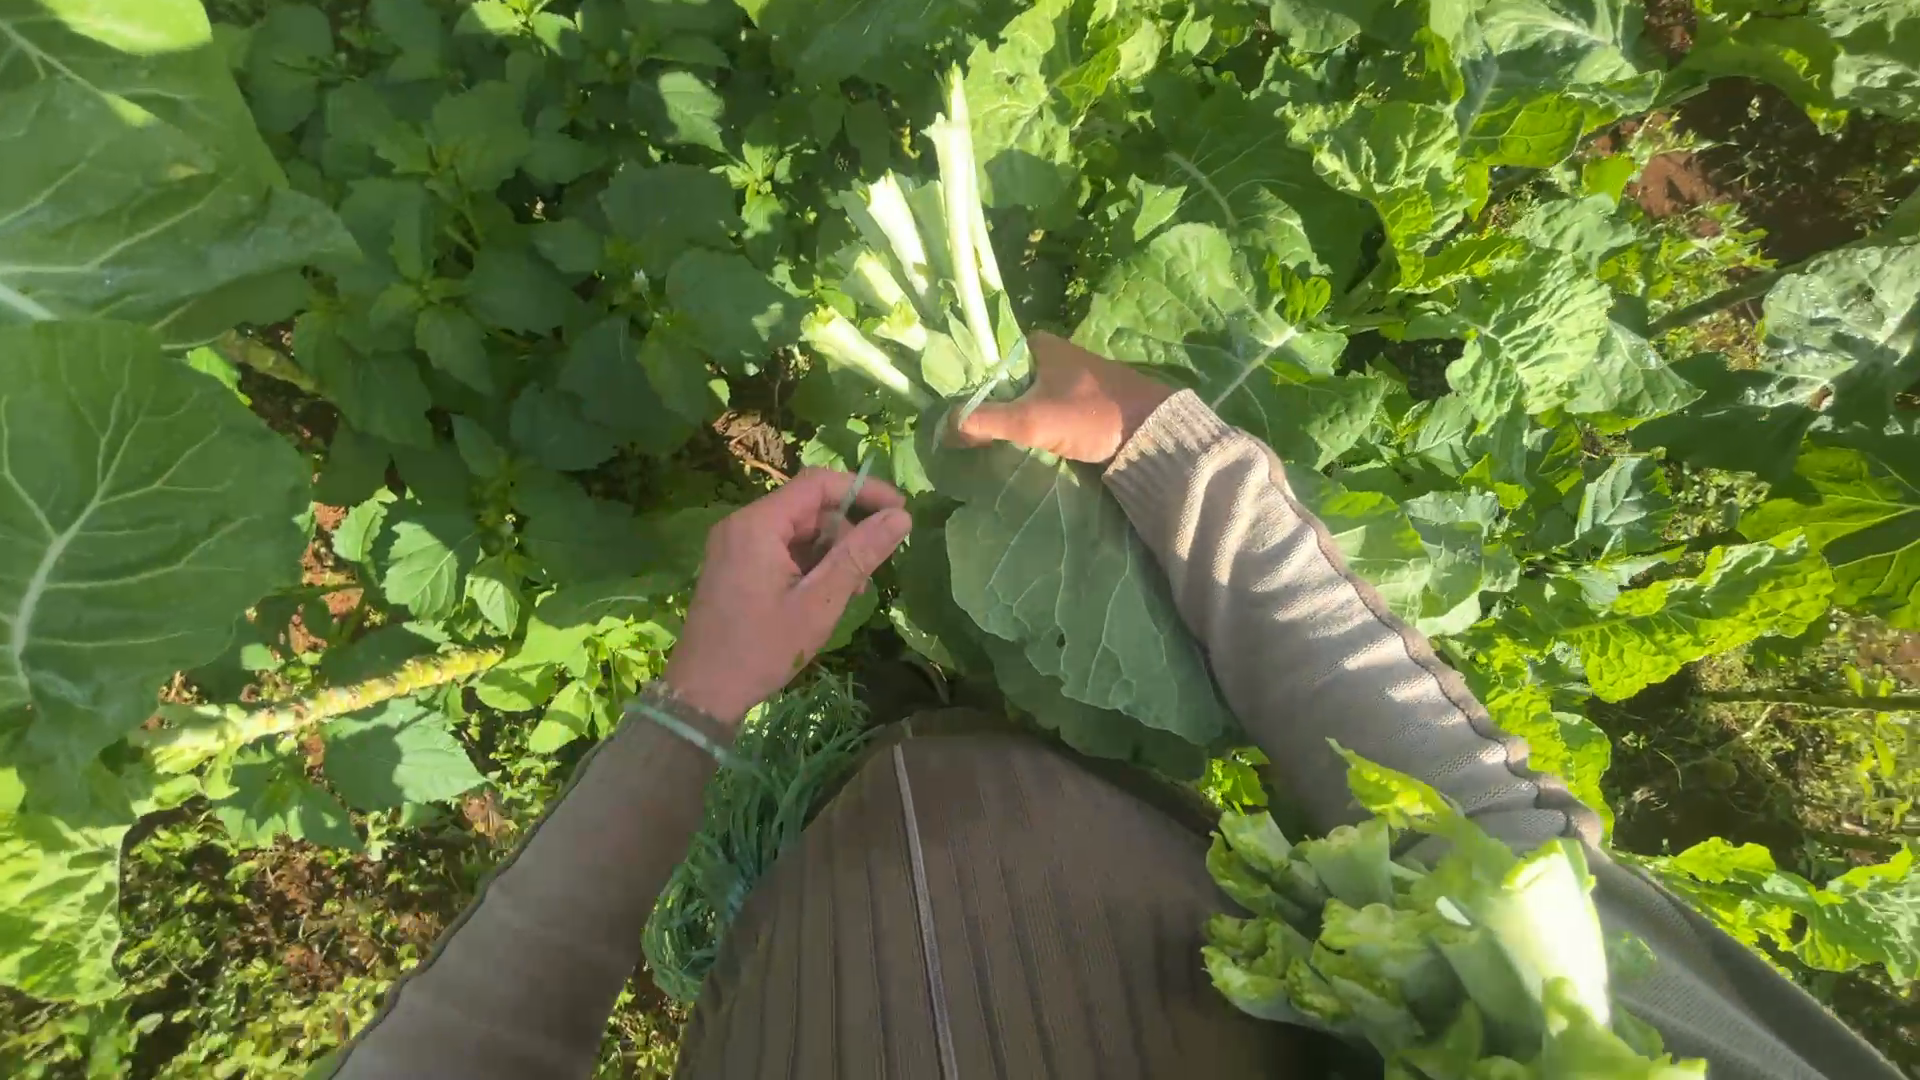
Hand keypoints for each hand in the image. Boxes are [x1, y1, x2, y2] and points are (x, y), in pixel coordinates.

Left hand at [664, 468, 911, 727]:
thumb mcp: (819, 602)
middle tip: (872, 571)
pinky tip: (827, 593)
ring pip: (799, 529)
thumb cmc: (762, 648)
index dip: (864, 490)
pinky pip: (783, 548)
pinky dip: (810, 563)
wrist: (703, 692)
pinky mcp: (736, 564)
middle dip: (848, 531)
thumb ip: (860, 555)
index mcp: (758, 525)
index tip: (900, 509)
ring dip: (832, 551)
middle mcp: (743, 524)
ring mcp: (736, 544)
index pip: (819, 483)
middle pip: (809, 507)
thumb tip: (901, 517)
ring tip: (853, 590)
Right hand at [951, 332, 1174, 462]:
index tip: (948, 410)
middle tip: (959, 431)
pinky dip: (1027, 425)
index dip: (965, 384)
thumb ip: (984, 422)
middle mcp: (1052, 355)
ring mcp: (1068, 380)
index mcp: (1037, 344)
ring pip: (1023, 398)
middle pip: (1003, 381)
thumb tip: (943, 430)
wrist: (1152, 434)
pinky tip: (1013, 443)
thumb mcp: (1030, 419)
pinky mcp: (1081, 404)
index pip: (986, 358)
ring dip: (1006, 417)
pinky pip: (1041, 411)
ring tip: (979, 441)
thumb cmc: (1090, 416)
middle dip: (984, 404)